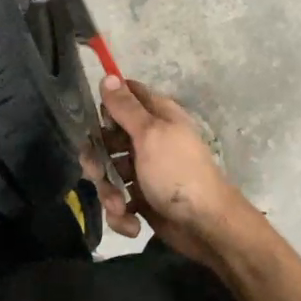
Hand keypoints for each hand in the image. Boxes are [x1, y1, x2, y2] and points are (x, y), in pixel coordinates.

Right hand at [94, 76, 246, 266]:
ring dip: (109, 192)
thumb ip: (126, 107)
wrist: (206, 226)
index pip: (125, 96)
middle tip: (97, 172)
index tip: (95, 123)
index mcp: (156, 115)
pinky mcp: (143, 198)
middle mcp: (149, 138)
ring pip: (110, 172)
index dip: (106, 106)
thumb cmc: (177, 172)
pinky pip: (119, 200)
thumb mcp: (150, 134)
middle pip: (108, 138)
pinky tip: (132, 223)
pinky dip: (121, 214)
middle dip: (97, 158)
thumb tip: (108, 74)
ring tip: (119, 207)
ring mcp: (145, 170)